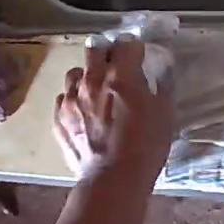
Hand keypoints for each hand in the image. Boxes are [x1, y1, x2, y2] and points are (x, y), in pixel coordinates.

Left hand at [54, 38, 175, 183]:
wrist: (112, 180)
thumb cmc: (146, 147)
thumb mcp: (164, 113)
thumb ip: (161, 85)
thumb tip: (161, 68)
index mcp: (121, 75)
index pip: (126, 43)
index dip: (135, 49)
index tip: (140, 58)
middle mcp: (92, 79)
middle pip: (95, 47)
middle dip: (107, 53)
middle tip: (117, 67)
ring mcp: (71, 98)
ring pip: (75, 72)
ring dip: (87, 76)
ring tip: (97, 91)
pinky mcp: (59, 117)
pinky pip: (65, 97)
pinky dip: (75, 100)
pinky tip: (85, 113)